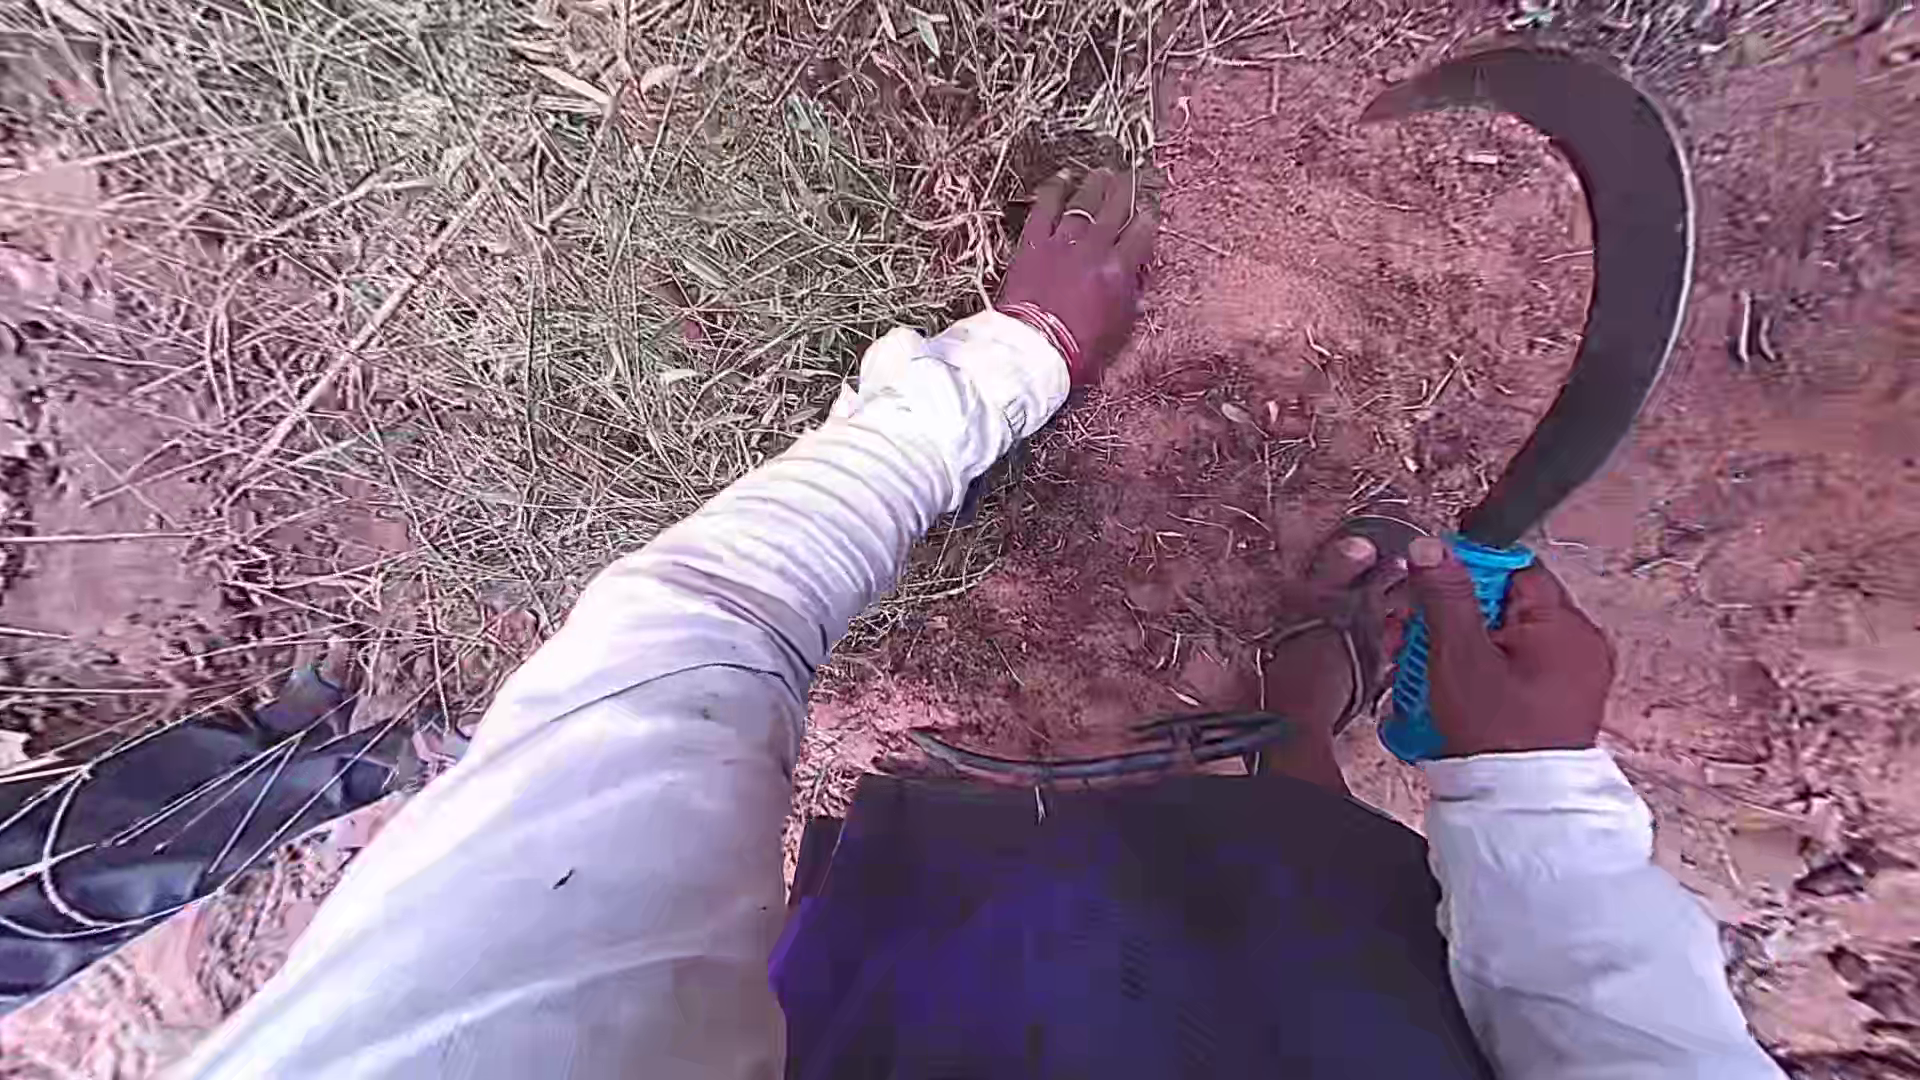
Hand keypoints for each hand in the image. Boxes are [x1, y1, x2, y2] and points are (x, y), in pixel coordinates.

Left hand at [999, 167, 1158, 384]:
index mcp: (1119, 270)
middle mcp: (1094, 249)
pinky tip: (1063, 178)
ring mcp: (1063, 243)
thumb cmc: (1078, 351)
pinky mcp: (1033, 244)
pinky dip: (1055, 191)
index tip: (1149, 213)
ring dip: (1096, 185)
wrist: (1035, 350)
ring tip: (1104, 173)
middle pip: (1115, 209)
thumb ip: (1129, 304)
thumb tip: (1139, 290)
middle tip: (1130, 178)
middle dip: (1126, 192)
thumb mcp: (1117, 332)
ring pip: (1084, 203)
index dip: (1147, 221)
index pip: (1141, 234)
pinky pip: (1046, 208)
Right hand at [1407, 537, 1615, 756]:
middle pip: (1494, 598)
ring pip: (1488, 627)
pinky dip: (1459, 659)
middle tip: (1407, 630)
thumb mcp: (1459, 654)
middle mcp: (1570, 643)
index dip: (1462, 569)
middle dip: (1441, 611)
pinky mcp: (1538, 688)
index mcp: (1562, 627)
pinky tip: (1433, 676)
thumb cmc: (1495, 729)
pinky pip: (1493, 654)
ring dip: (1442, 637)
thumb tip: (1432, 548)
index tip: (1424, 581)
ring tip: (1413, 660)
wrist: (1513, 800)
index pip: (1511, 566)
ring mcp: (1556, 668)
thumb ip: (1445, 597)